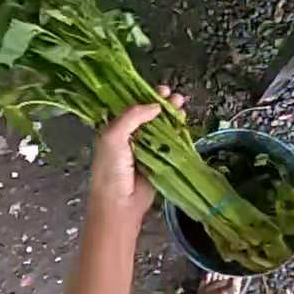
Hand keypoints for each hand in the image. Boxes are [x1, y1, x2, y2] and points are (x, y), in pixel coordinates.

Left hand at [88, 86, 183, 223]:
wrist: (120, 203)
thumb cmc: (111, 170)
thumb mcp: (113, 137)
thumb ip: (132, 117)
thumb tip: (155, 106)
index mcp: (114, 129)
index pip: (132, 108)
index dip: (145, 97)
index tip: (160, 90)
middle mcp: (130, 137)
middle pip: (149, 115)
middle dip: (162, 104)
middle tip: (174, 95)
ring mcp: (145, 149)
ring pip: (161, 127)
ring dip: (171, 115)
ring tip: (182, 104)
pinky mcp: (158, 160)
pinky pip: (169, 143)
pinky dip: (177, 132)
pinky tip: (182, 122)